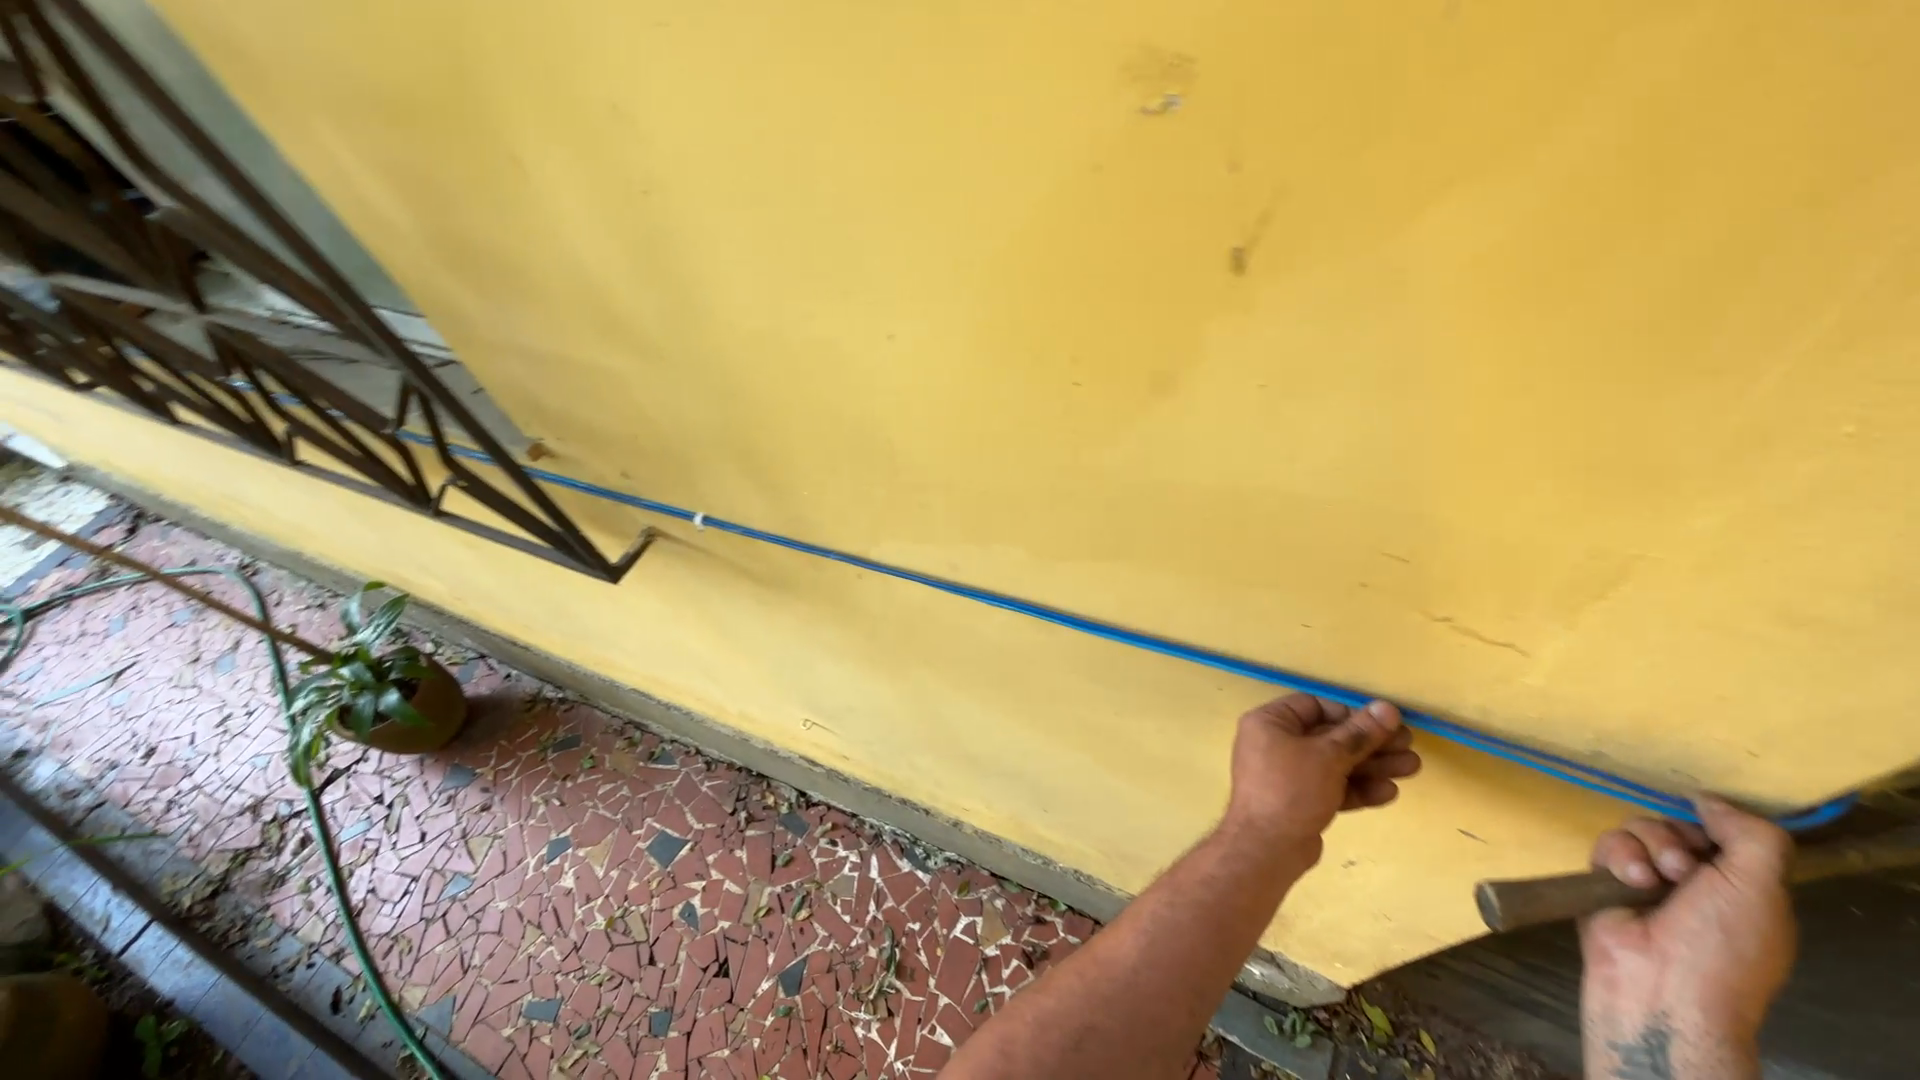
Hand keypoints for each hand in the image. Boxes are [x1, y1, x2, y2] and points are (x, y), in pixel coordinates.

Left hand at [1220, 693, 1419, 865]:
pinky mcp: (1300, 801)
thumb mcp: (1329, 756)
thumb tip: (1388, 708)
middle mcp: (1275, 743)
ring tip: (1412, 767)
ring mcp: (1287, 775)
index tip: (1381, 724)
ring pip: (1335, 764)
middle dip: (1370, 743)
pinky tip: (1389, 792)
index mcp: (1269, 722)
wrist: (1268, 847)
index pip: (1314, 706)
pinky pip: (1331, 786)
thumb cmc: (1292, 788)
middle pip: (1330, 737)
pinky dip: (1357, 788)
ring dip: (1372, 765)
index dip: (1349, 714)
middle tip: (1408, 746)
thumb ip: (1360, 733)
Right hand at [1579, 797, 1796, 1072]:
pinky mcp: (1604, 882)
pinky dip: (1616, 858)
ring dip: (1643, 848)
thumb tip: (1705, 799)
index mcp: (1741, 888)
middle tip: (1682, 870)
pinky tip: (1625, 882)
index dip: (1715, 828)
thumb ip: (1752, 835)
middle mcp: (1694, 882)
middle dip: (1675, 839)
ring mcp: (1647, 882)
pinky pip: (1605, 845)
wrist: (1661, 986)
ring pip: (1637, 829)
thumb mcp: (1760, 888)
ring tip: (1647, 880)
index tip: (1713, 839)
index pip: (1723, 833)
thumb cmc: (1722, 943)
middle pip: (1676, 825)